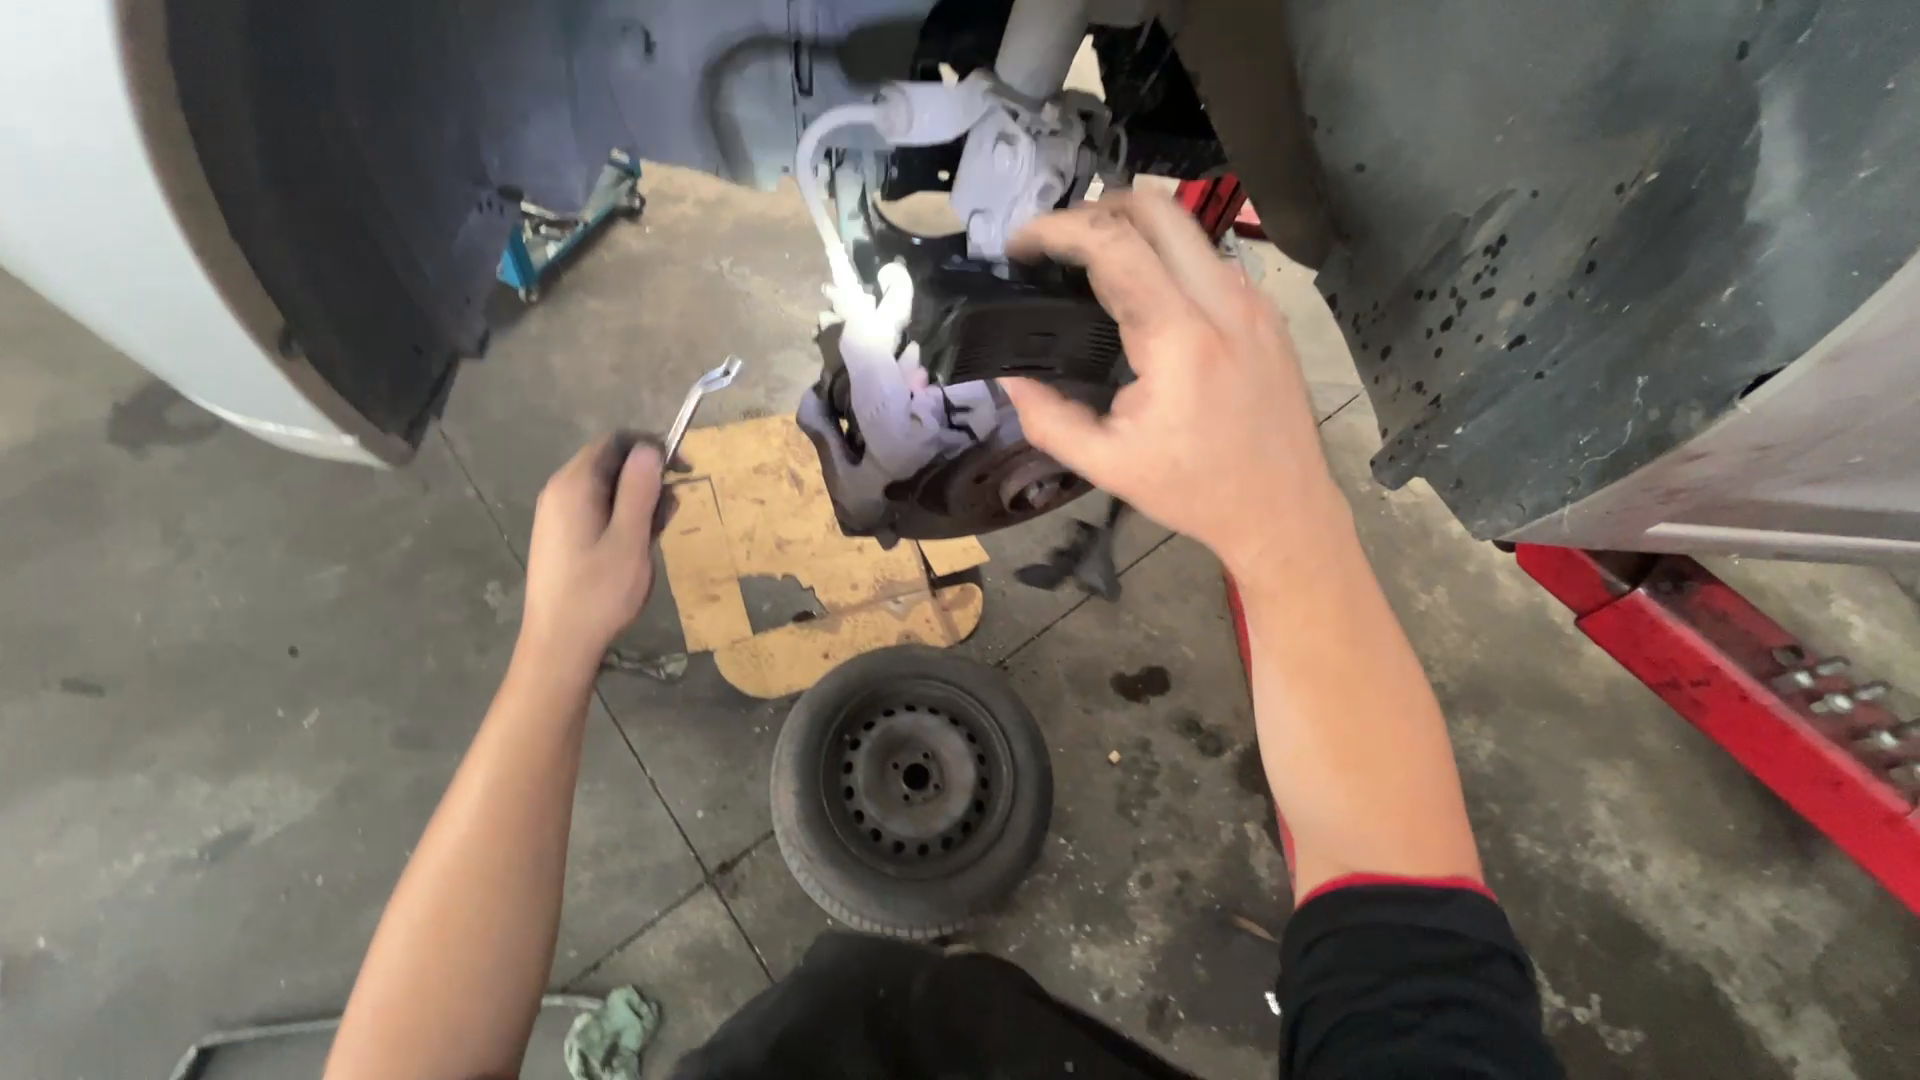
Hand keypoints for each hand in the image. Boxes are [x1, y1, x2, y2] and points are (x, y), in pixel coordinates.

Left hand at [520, 434, 665, 667]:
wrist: (559, 643)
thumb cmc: (599, 592)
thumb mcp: (630, 539)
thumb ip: (640, 489)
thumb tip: (650, 448)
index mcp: (574, 485)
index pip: (616, 441)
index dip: (653, 447)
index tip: (685, 470)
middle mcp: (560, 492)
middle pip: (611, 463)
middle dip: (648, 479)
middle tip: (670, 515)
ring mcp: (557, 515)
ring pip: (607, 489)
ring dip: (638, 502)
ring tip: (654, 538)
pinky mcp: (560, 536)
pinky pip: (597, 510)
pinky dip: (623, 518)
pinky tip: (634, 548)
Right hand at [1000, 191, 1346, 579]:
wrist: (1283, 509)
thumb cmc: (1194, 491)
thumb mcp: (1106, 466)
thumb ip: (1047, 418)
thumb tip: (1009, 376)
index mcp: (1178, 339)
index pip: (1112, 244)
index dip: (1056, 230)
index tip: (1021, 246)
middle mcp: (1222, 302)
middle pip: (1155, 207)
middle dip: (1094, 210)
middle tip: (1056, 246)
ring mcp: (1252, 302)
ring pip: (1186, 228)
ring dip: (1132, 231)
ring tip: (1091, 269)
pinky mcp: (1266, 313)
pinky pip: (1209, 261)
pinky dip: (1166, 259)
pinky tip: (1143, 299)